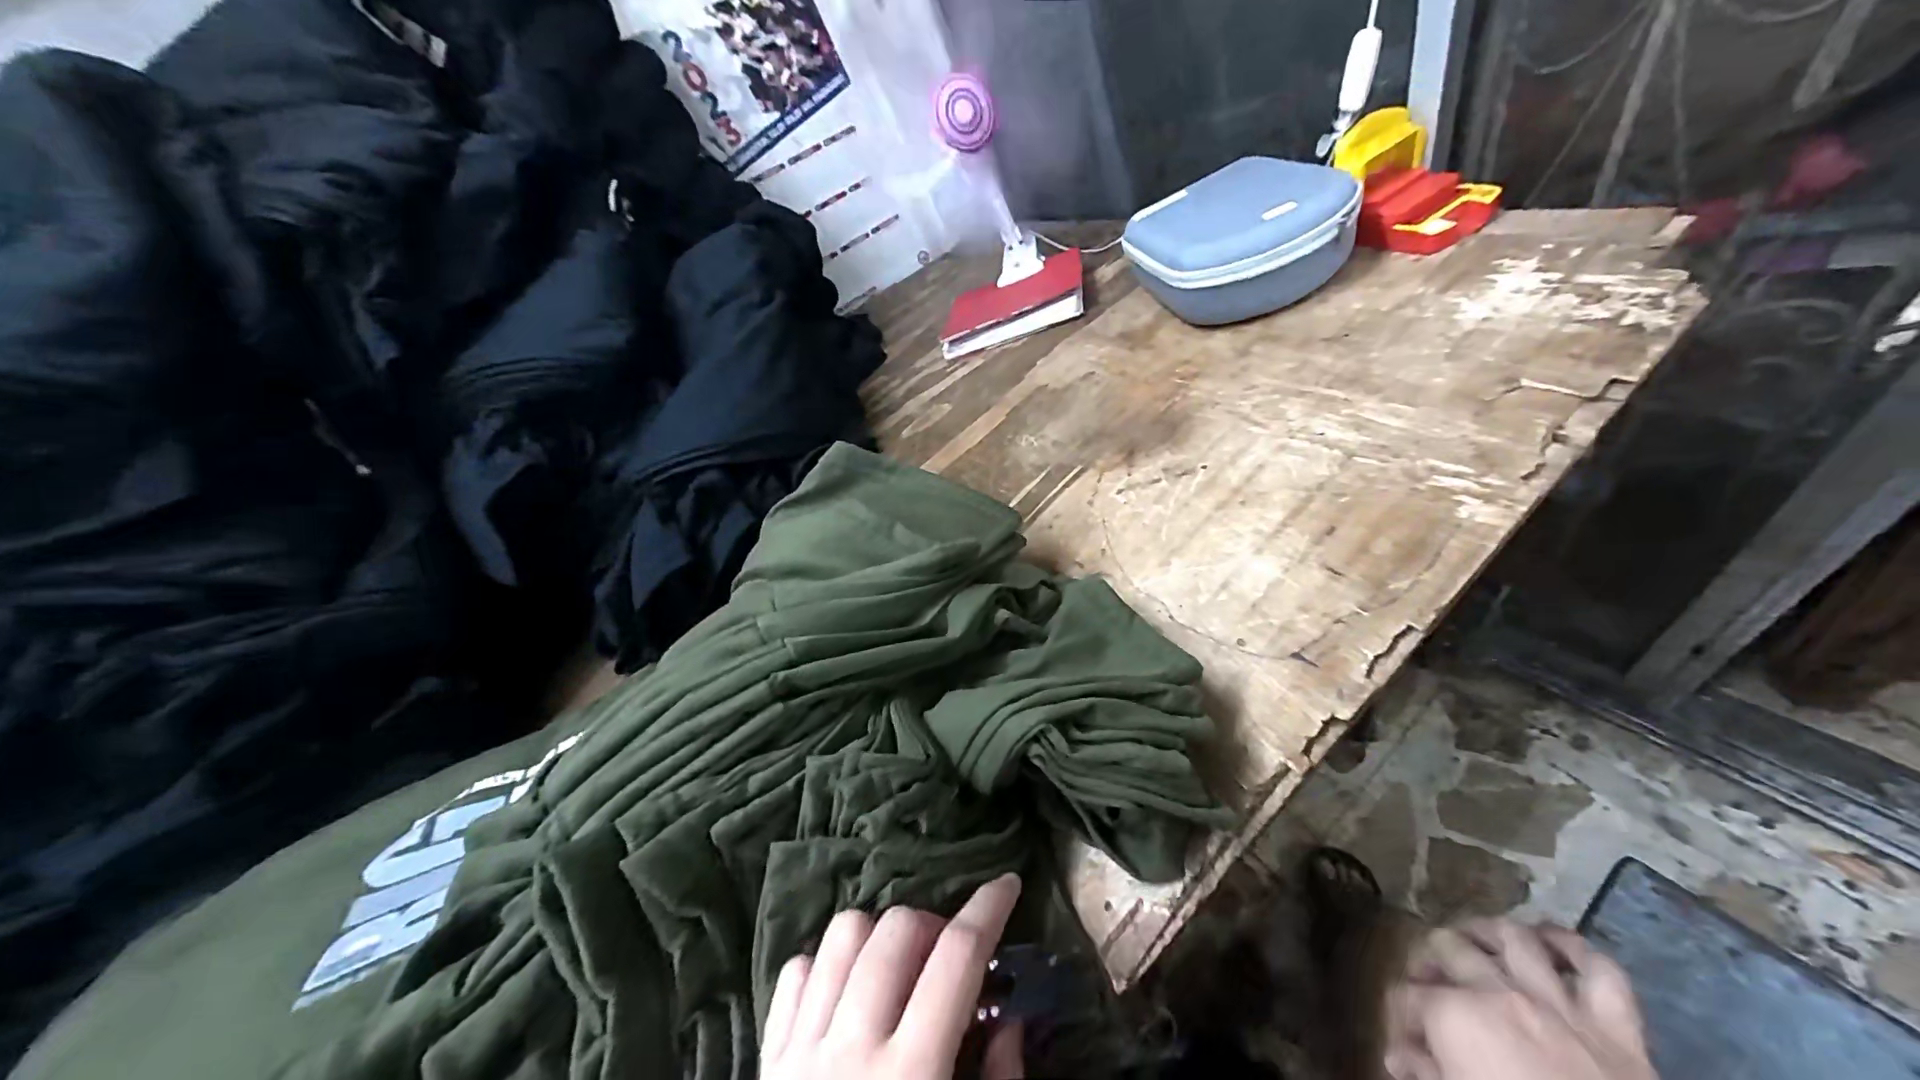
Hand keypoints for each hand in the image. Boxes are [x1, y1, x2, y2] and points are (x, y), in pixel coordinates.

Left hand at [761, 874, 1025, 1079]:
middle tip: (949, 958)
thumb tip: (1007, 1020)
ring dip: (880, 936)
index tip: (1007, 883)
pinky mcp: (768, 1061)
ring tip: (899, 970)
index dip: (987, 909)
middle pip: (896, 931)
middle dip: (933, 925)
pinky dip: (827, 967)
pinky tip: (849, 995)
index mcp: (911, 1074)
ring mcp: (800, 1050)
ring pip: (842, 935)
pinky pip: (796, 974)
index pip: (956, 958)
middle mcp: (850, 1048)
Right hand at [1384, 919, 1657, 1079]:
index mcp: (1454, 1014)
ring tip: (1476, 935)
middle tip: (1428, 974)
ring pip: (1516, 940)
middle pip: (1450, 947)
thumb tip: (1400, 1056)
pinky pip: (1602, 971)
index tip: (1403, 1032)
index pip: (1407, 995)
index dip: (1399, 1012)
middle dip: (1429, 956)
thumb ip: (1424, 1071)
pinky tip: (1553, 941)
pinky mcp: (1616, 1027)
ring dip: (1489, 931)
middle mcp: (1499, 993)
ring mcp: (1560, 1005)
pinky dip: (1578, 949)